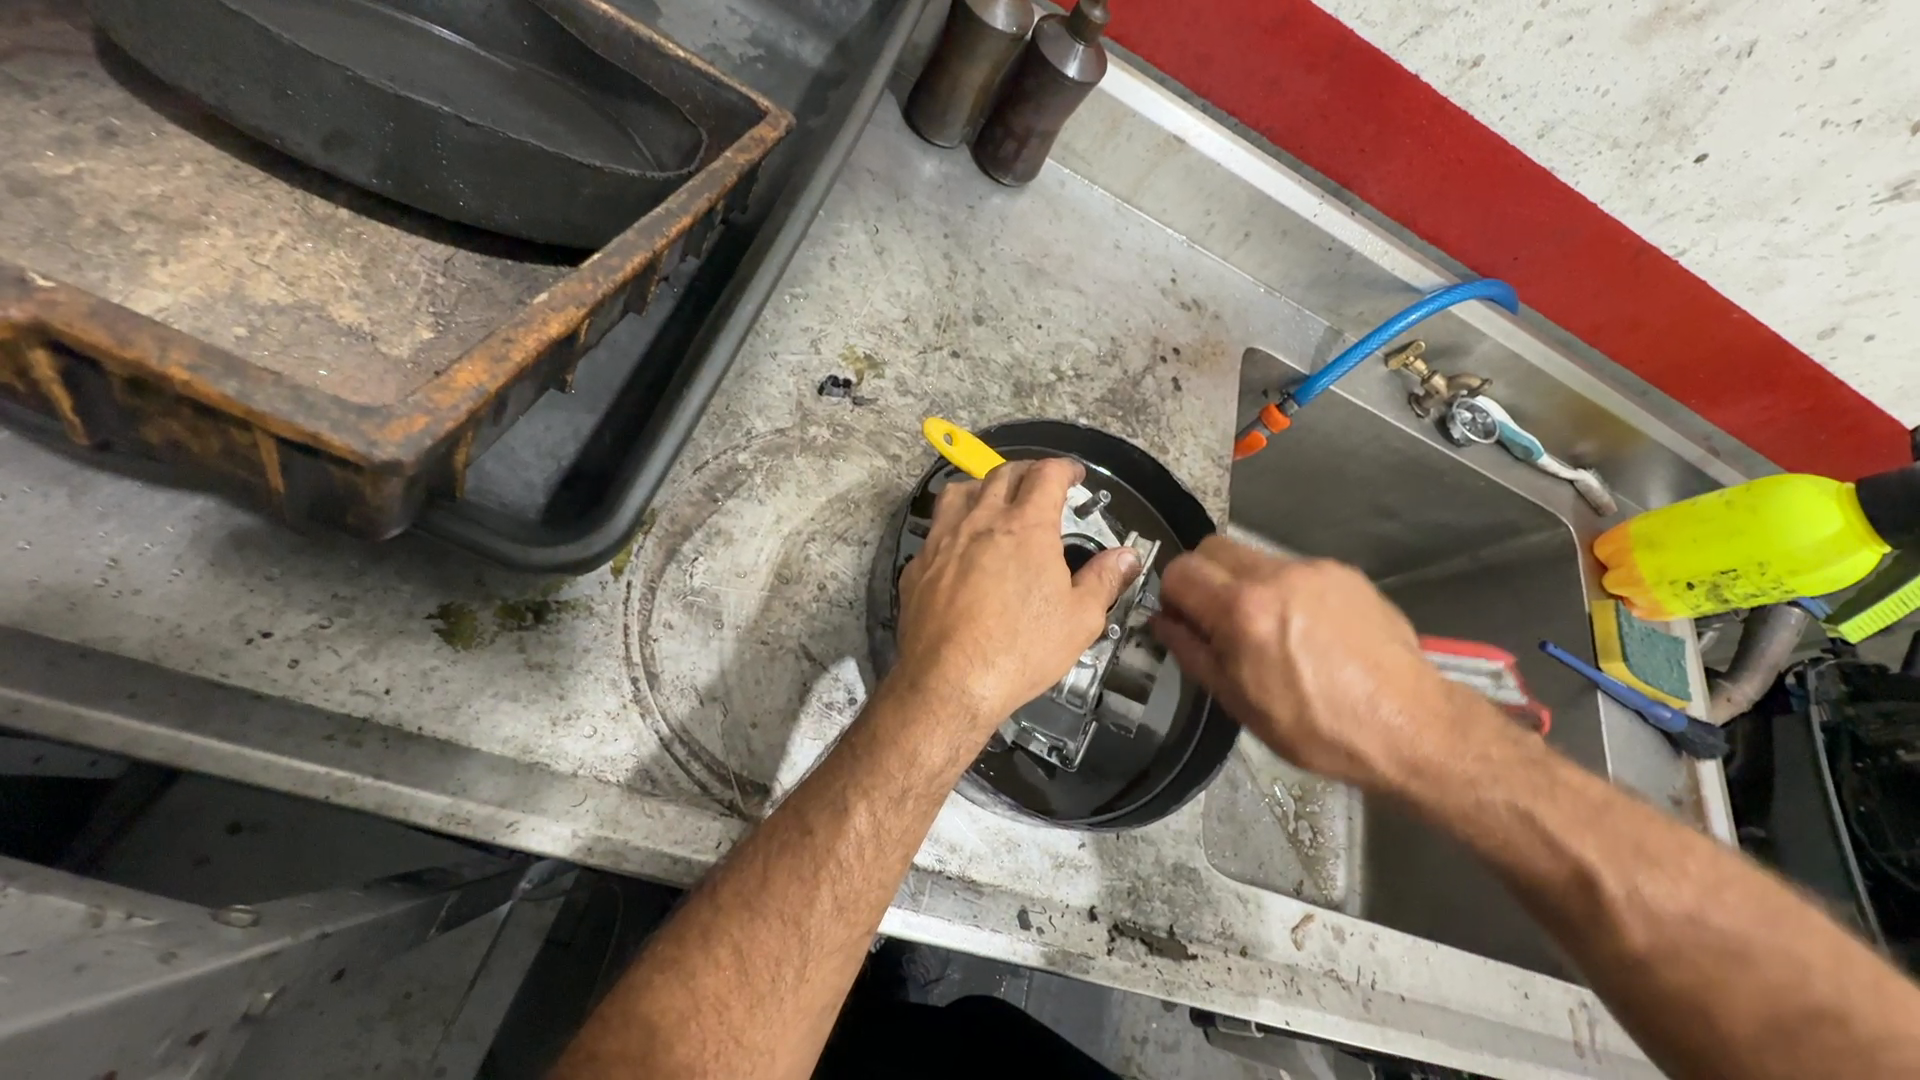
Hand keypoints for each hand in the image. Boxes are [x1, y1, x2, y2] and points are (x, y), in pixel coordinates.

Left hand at [893, 458, 1142, 744]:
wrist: (950, 682)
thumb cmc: (1019, 651)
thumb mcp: (1080, 620)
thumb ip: (1104, 580)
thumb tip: (1125, 557)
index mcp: (1025, 527)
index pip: (1046, 475)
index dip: (1064, 468)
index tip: (1073, 475)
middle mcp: (980, 522)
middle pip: (1002, 475)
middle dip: (1027, 471)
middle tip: (1040, 484)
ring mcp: (943, 541)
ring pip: (960, 492)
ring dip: (983, 487)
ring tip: (995, 500)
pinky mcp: (918, 566)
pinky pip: (935, 529)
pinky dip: (953, 525)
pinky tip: (960, 546)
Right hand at [1152, 535, 1498, 790]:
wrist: (1408, 725)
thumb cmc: (1316, 727)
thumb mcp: (1238, 701)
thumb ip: (1193, 652)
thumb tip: (1164, 623)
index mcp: (1242, 610)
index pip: (1180, 571)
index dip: (1171, 596)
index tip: (1183, 620)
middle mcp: (1275, 576)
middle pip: (1212, 549)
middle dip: (1203, 578)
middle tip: (1215, 618)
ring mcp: (1314, 569)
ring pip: (1254, 557)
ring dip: (1244, 584)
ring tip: (1266, 628)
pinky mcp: (1345, 573)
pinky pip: (1294, 570)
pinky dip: (1284, 591)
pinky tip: (1306, 629)